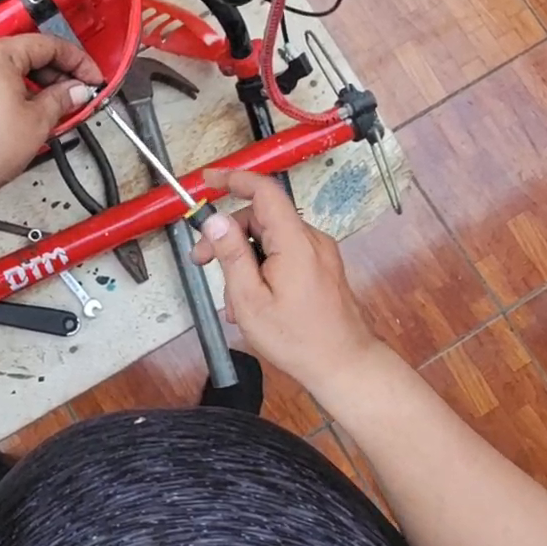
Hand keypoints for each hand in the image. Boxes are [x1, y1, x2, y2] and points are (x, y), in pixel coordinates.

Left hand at [0, 33, 104, 206]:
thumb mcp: (37, 122)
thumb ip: (61, 100)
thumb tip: (74, 91)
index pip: (47, 45)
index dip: (77, 62)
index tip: (90, 78)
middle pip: (23, 55)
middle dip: (53, 76)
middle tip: (73, 96)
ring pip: (2, 72)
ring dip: (29, 88)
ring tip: (46, 112)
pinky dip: (4, 97)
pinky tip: (16, 120)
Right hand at [191, 168, 387, 390]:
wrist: (344, 366)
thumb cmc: (297, 339)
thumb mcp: (250, 300)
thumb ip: (232, 256)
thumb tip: (215, 220)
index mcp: (294, 242)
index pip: (263, 191)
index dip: (233, 179)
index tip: (207, 180)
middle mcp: (311, 240)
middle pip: (261, 217)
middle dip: (228, 236)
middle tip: (202, 261)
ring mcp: (318, 253)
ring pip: (269, 238)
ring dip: (244, 259)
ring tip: (234, 300)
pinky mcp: (321, 266)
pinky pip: (283, 253)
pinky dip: (262, 267)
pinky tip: (252, 300)